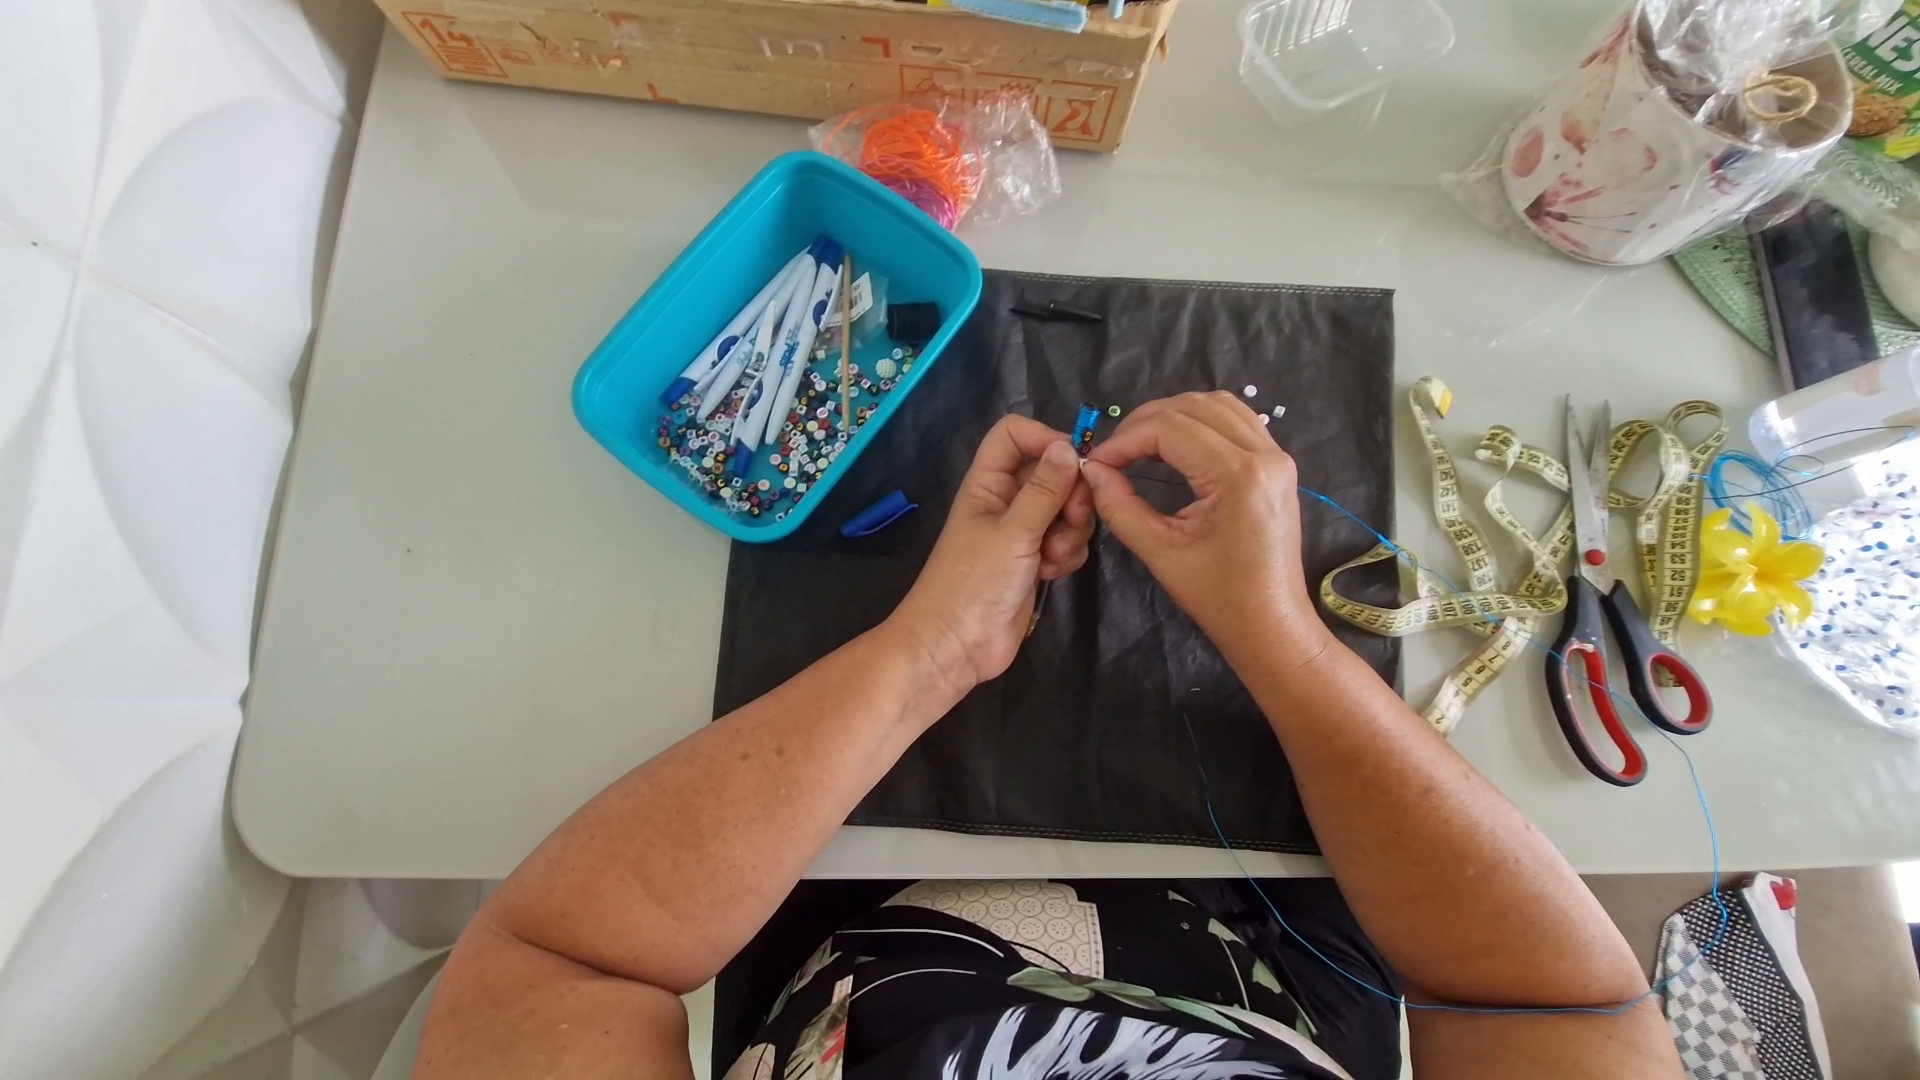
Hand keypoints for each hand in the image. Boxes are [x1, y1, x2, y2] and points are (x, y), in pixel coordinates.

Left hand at [888, 415, 1094, 699]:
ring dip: (1071, 531)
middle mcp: (1006, 501)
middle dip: (1071, 496)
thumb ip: (1044, 490)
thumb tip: (1068, 447)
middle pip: (1052, 472)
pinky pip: (1066, 541)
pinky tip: (1050, 574)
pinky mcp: (1035, 561)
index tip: (1075, 463)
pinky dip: (1066, 555)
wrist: (955, 646)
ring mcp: (1022, 532)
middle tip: (1070, 520)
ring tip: (1051, 557)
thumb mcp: (1013, 532)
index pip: (1015, 434)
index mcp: (988, 482)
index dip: (1046, 439)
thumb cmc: (973, 583)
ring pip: (1066, 509)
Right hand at [1081, 392, 1332, 671]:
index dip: (1125, 440)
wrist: (1270, 624)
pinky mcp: (1277, 466)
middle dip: (1145, 422)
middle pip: (1194, 406)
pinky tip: (1175, 446)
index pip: (1170, 429)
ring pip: (1218, 404)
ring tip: (1139, 444)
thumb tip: (1090, 470)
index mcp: (1238, 475)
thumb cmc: (1217, 597)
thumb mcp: (1159, 551)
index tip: (1095, 462)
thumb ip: (1119, 505)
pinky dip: (1199, 422)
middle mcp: (1264, 454)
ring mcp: (1277, 456)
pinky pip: (1236, 421)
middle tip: (1112, 453)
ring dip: (1173, 415)